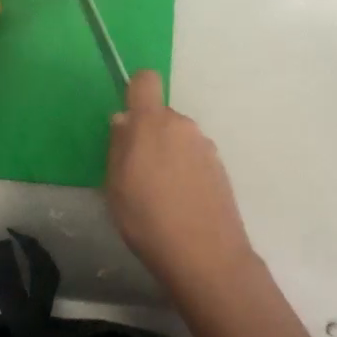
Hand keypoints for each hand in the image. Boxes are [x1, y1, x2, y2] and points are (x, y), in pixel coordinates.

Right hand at [105, 71, 255, 284]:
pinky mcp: (221, 169)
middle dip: (149, 135)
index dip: (135, 92)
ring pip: (179, 139)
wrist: (206, 256)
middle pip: (161, 116)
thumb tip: (124, 121)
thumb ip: (118, 146)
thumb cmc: (148, 219)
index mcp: (153, 123)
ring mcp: (206, 147)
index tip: (128, 122)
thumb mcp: (116, 186)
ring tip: (161, 196)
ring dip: (168, 155)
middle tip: (138, 174)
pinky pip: (194, 158)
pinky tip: (182, 204)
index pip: (146, 81)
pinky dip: (186, 172)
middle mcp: (183, 126)